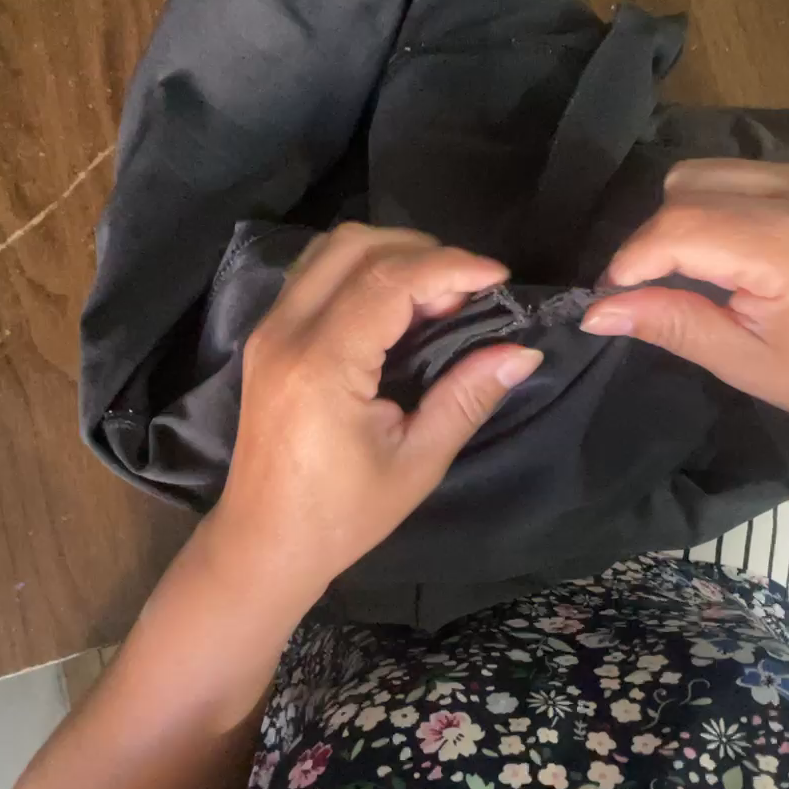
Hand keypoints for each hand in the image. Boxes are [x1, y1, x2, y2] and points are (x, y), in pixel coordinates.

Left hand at [208, 223, 543, 592]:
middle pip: (357, 246)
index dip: (451, 267)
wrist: (265, 542)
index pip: (390, 280)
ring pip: (331, 250)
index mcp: (323, 366)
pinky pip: (315, 273)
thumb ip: (467, 398)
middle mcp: (287, 332)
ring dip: (390, 255)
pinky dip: (362, 269)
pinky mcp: (267, 338)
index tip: (499, 279)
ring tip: (436, 295)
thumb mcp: (417, 463)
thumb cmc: (342, 515)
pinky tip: (395, 306)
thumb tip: (522, 353)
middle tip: (467, 292)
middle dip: (423, 252)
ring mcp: (269, 330)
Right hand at [579, 159, 788, 447]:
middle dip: (653, 240)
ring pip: (708, 173)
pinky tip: (724, 252)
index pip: (682, 225)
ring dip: (679, 220)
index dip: (632, 258)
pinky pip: (740, 174)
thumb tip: (593, 312)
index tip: (609, 297)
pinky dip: (712, 208)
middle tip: (649, 291)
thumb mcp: (741, 362)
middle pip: (688, 187)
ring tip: (688, 272)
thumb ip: (669, 323)